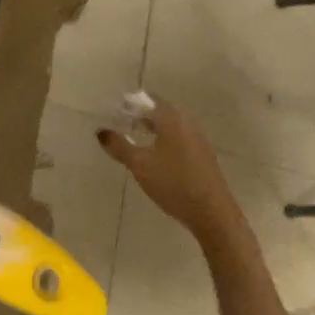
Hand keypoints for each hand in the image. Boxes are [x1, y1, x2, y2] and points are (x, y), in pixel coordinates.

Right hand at [97, 99, 242, 238]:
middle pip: (161, 111)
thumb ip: (119, 146)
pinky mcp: (204, 156)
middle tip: (124, 123)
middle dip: (142, 115)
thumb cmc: (173, 183)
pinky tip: (159, 157)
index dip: (131, 104)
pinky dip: (166, 140)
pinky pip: (180, 138)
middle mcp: (187, 122)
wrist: (213, 213)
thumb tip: (101, 131)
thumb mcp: (140, 165)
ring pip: (172, 126)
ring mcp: (198, 139)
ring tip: (138, 139)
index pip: (148, 100)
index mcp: (172, 118)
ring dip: (154, 128)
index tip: (116, 112)